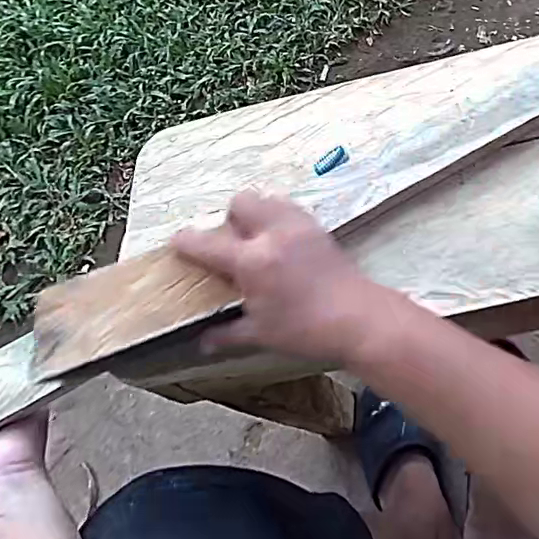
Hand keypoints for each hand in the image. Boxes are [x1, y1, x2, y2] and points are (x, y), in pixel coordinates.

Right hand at [172, 191, 414, 365]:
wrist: (360, 317)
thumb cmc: (307, 330)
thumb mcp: (260, 334)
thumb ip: (227, 333)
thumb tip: (203, 340)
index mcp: (252, 260)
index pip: (206, 242)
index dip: (186, 242)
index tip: (179, 244)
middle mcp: (275, 233)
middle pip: (241, 202)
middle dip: (229, 219)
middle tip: (231, 246)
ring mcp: (301, 226)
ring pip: (269, 198)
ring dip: (258, 213)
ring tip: (258, 242)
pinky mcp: (320, 227)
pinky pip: (292, 208)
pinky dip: (281, 217)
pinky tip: (283, 244)